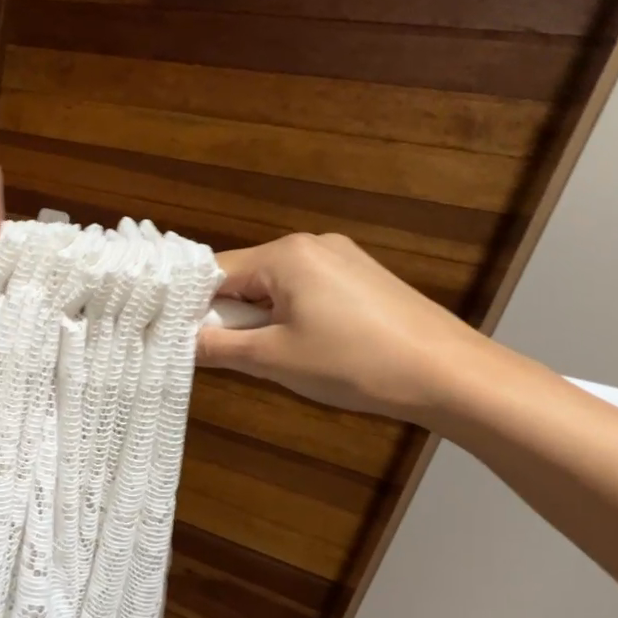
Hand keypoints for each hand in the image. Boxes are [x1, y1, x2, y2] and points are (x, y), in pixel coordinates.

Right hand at [196, 233, 495, 420]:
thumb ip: (216, 346)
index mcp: (285, 255)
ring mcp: (338, 258)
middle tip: (219, 355)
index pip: (211, 272)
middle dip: (224, 315)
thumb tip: (174, 340)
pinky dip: (284, 316)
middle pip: (241, 276)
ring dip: (254, 319)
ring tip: (264, 356)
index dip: (187, 306)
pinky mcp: (357, 277)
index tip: (172, 338)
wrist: (445, 372)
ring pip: (270, 286)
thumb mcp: (272, 359)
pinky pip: (300, 291)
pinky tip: (298, 346)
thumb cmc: (352, 362)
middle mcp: (309, 244)